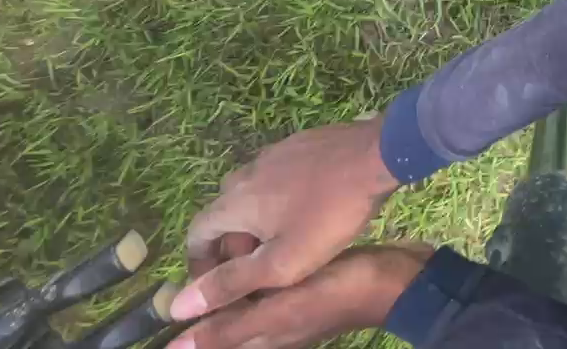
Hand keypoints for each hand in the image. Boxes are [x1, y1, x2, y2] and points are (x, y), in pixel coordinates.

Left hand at [169, 243, 432, 348]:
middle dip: (224, 276)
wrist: (394, 277)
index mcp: (258, 340)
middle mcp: (269, 326)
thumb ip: (229, 325)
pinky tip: (275, 233)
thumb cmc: (337, 292)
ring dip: (246, 264)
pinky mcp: (312, 282)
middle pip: (231, 307)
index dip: (197, 304)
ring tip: (246, 229)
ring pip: (253, 289)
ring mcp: (292, 303)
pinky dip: (270, 257)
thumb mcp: (281, 308)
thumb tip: (172, 341)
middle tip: (227, 238)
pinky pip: (277, 274)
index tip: (192, 270)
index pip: (211, 331)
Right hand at [174, 118, 400, 321]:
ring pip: (256, 189)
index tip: (222, 283)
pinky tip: (313, 204)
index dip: (202, 262)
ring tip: (289, 237)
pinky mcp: (309, 140)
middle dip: (235, 240)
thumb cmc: (330, 212)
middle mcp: (250, 169)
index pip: (196, 232)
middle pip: (227, 210)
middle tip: (261, 263)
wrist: (381, 154)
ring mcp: (281, 149)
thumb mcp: (282, 262)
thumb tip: (179, 304)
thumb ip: (231, 283)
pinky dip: (285, 193)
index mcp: (236, 199)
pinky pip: (284, 171)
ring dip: (261, 216)